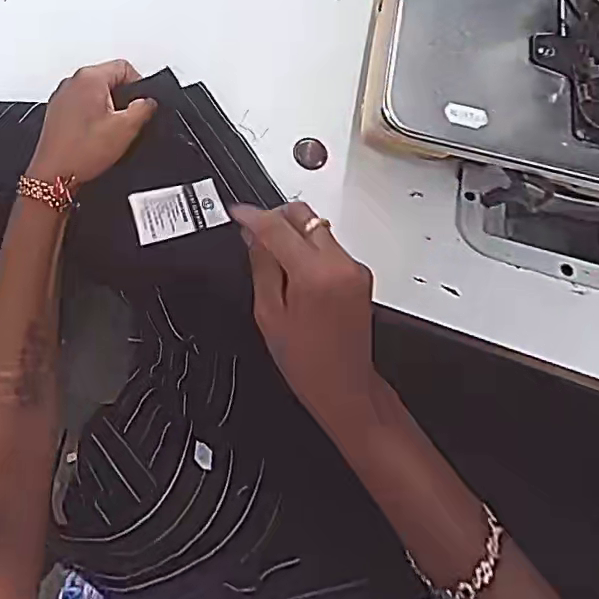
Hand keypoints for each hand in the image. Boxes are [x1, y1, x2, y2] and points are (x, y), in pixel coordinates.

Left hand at [26, 60, 157, 184]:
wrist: (53, 175)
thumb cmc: (80, 151)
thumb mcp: (126, 128)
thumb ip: (144, 108)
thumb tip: (148, 102)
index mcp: (89, 78)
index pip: (125, 67)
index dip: (139, 86)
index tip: (140, 105)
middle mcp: (72, 82)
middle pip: (110, 79)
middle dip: (122, 99)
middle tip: (124, 121)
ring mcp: (62, 96)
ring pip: (97, 93)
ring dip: (107, 109)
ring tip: (108, 131)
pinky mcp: (58, 111)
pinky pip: (83, 105)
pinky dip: (92, 117)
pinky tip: (94, 136)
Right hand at [233, 202, 379, 431]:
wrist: (345, 385)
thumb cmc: (308, 361)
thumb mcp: (269, 314)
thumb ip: (261, 266)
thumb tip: (253, 236)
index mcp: (314, 275)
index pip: (277, 226)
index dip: (252, 216)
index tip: (238, 212)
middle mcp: (340, 265)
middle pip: (303, 215)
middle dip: (276, 217)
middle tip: (254, 232)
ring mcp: (354, 267)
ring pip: (317, 227)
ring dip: (293, 232)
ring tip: (275, 260)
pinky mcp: (360, 272)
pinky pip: (329, 245)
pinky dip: (310, 248)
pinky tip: (296, 271)